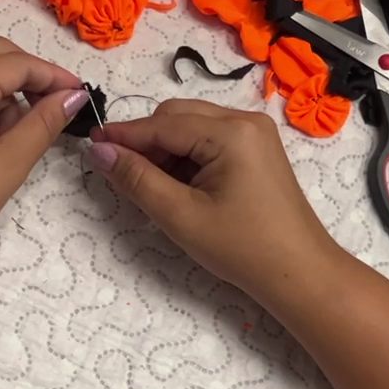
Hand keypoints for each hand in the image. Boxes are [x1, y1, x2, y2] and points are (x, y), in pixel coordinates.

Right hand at [89, 99, 343, 302]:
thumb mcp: (180, 215)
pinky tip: (178, 185)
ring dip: (165, 149)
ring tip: (153, 186)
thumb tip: (99, 150)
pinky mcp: (256, 149)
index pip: (162, 124)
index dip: (123, 135)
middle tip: (122, 175)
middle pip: (176, 116)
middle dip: (145, 141)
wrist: (299, 273)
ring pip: (191, 126)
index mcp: (230, 132)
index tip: (90, 145)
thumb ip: (137, 179)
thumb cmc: (241, 248)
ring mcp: (254, 133)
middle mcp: (245, 120)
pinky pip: (208, 138)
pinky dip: (186, 156)